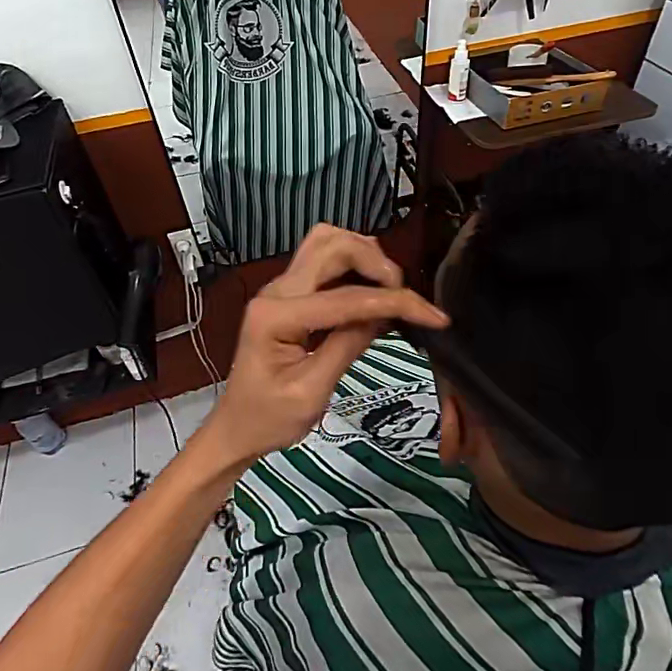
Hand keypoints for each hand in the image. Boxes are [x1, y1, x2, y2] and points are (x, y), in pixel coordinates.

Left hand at [196, 226, 447, 466]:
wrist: (236, 428)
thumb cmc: (269, 419)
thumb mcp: (311, 393)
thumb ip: (346, 347)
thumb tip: (385, 315)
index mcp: (275, 316)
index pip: (346, 297)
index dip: (396, 302)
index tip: (435, 316)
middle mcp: (276, 290)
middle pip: (331, 244)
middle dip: (376, 261)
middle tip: (403, 295)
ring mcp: (281, 288)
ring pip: (326, 243)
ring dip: (364, 255)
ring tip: (390, 289)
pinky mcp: (289, 294)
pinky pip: (324, 262)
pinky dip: (354, 266)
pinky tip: (372, 291)